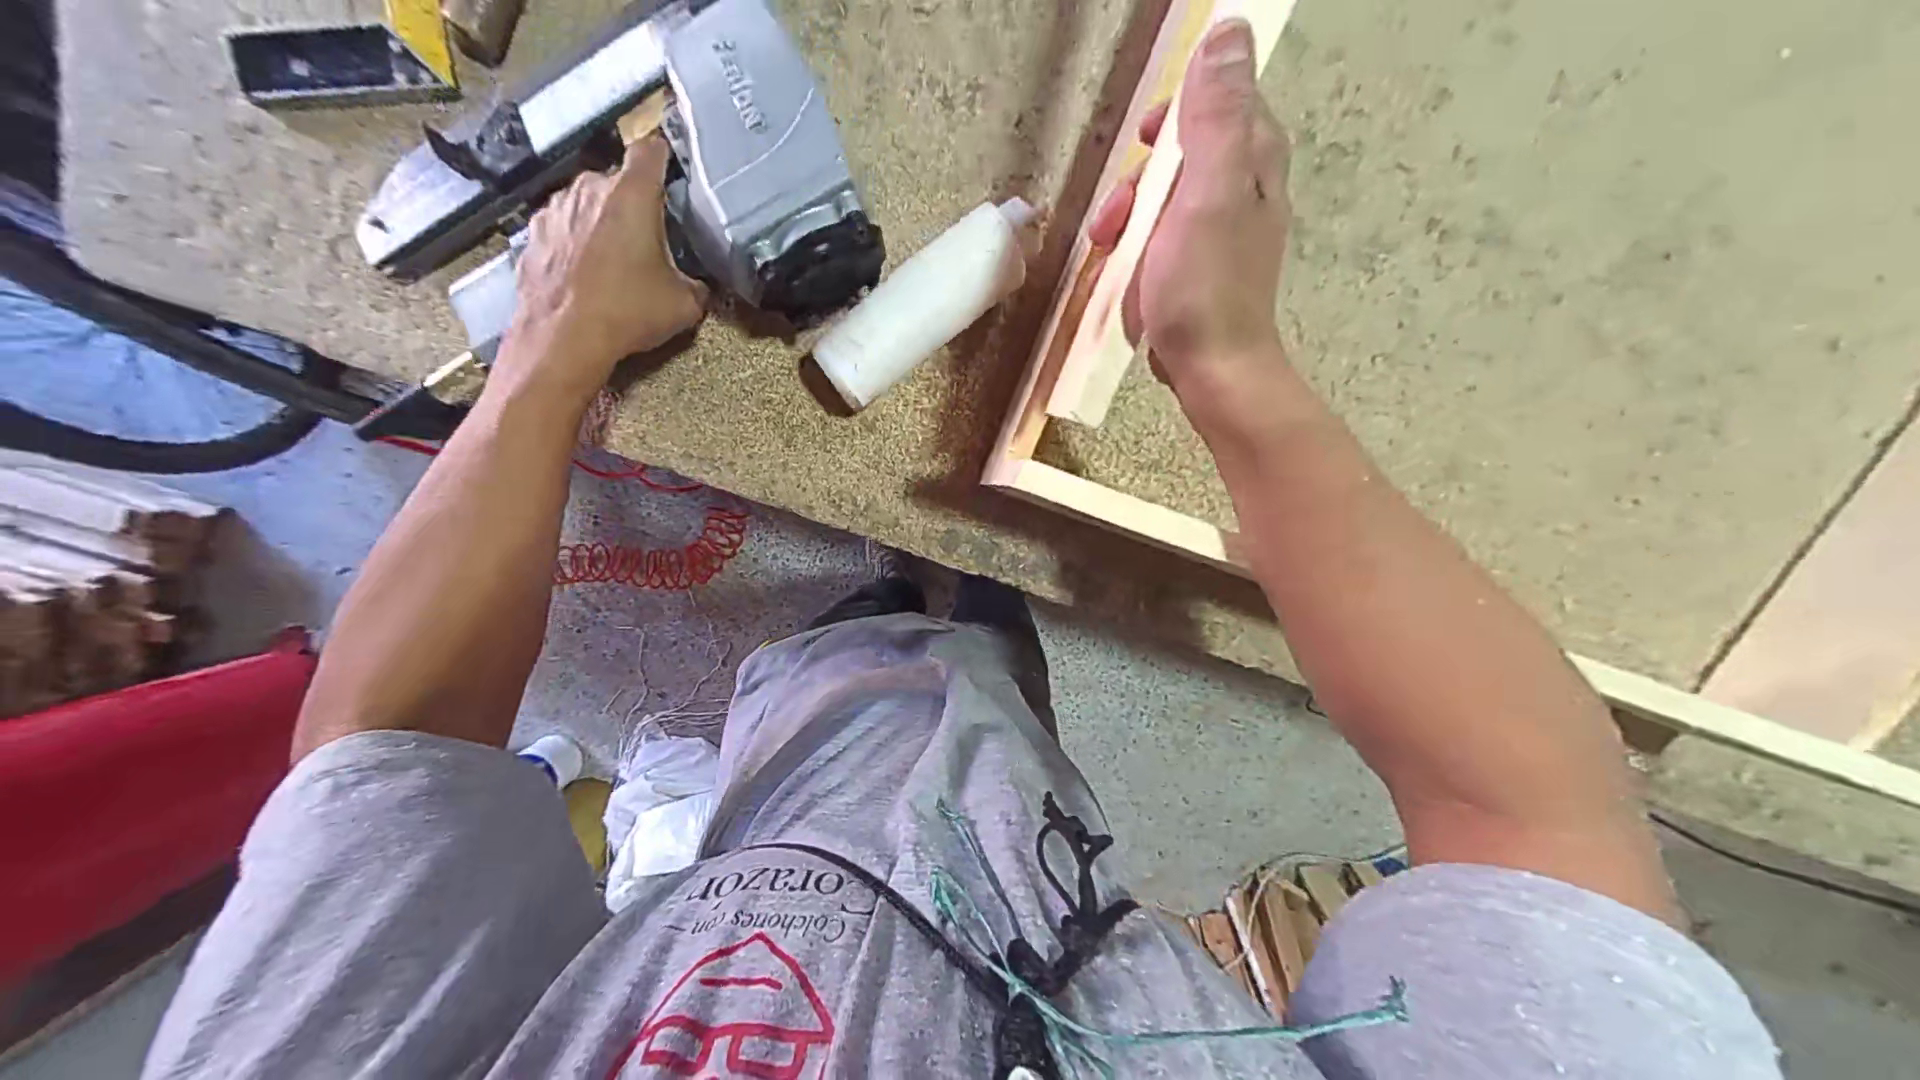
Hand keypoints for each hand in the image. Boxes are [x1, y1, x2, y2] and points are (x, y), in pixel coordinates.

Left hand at [495, 135, 708, 399]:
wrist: (565, 338)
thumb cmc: (627, 312)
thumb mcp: (685, 306)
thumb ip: (697, 286)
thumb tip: (697, 286)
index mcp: (632, 195)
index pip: (651, 150)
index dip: (665, 160)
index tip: (673, 176)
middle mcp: (590, 189)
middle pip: (618, 181)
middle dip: (635, 204)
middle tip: (651, 240)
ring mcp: (556, 208)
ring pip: (589, 203)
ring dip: (603, 222)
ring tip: (618, 261)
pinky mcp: (534, 233)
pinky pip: (564, 228)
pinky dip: (577, 243)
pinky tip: (588, 274)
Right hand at [1088, 19, 1291, 398]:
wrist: (1211, 369)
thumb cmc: (1203, 286)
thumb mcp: (1206, 192)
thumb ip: (1214, 116)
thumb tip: (1229, 31)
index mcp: (1254, 162)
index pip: (1223, 100)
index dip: (1178, 110)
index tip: (1143, 136)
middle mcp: (1247, 191)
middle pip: (1188, 153)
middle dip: (1143, 176)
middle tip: (1116, 212)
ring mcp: (1224, 235)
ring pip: (1170, 199)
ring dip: (1132, 215)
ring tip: (1108, 248)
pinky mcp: (1202, 271)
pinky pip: (1164, 237)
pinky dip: (1139, 246)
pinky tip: (1124, 270)